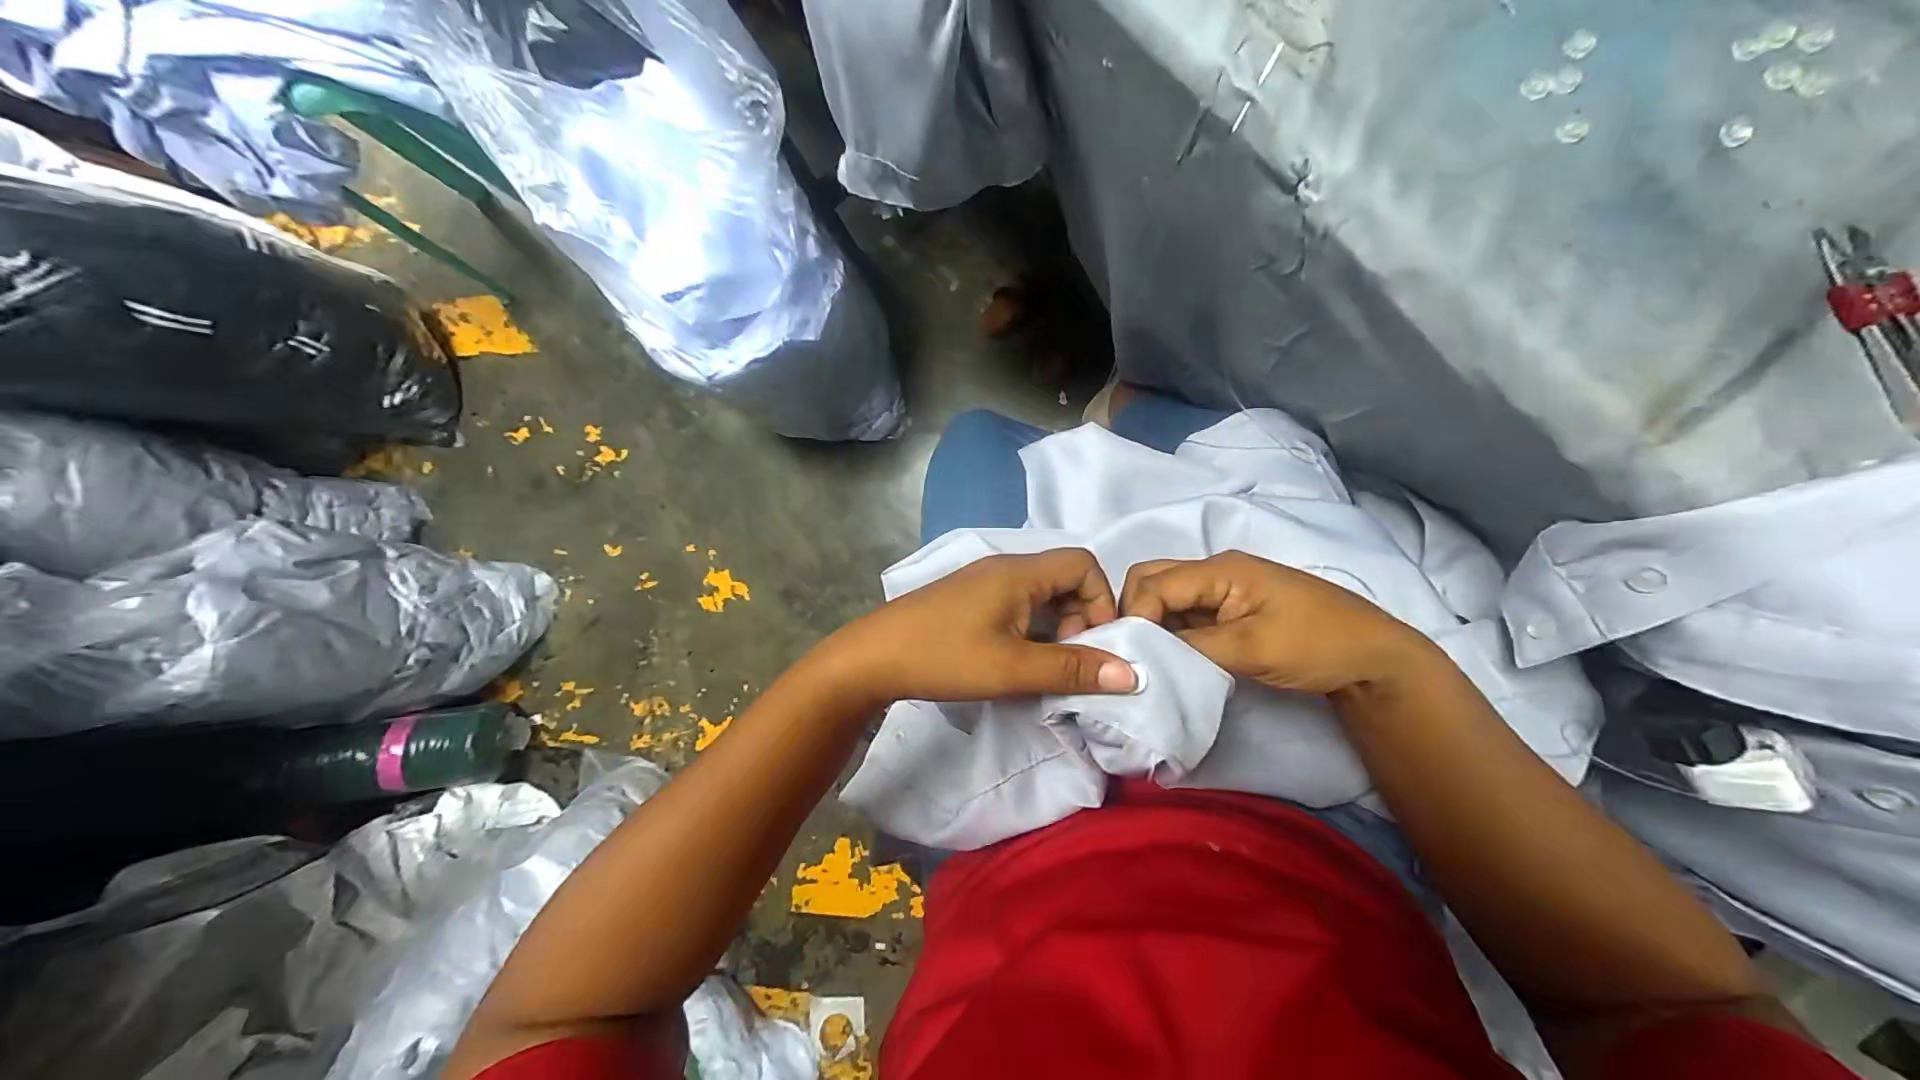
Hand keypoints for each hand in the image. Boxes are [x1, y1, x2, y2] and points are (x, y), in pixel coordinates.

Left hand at [812, 548, 1137, 709]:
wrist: (870, 658)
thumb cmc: (944, 658)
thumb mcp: (1012, 669)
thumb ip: (1072, 669)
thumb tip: (1132, 673)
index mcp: (1018, 572)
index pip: (1083, 564)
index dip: (1101, 600)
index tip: (1092, 643)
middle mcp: (1003, 568)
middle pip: (1064, 578)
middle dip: (1080, 617)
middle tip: (1067, 659)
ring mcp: (983, 583)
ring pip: (1039, 595)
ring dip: (1054, 626)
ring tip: (1042, 665)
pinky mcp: (968, 600)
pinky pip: (1016, 604)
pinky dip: (1030, 628)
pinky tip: (1016, 659)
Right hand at [1119, 551, 1435, 695]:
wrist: (1374, 658)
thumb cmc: (1316, 645)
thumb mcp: (1250, 649)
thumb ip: (1191, 646)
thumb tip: (1145, 652)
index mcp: (1221, 569)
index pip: (1153, 583)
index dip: (1135, 616)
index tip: (1130, 654)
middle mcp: (1216, 570)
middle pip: (1151, 579)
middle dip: (1135, 611)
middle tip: (1134, 651)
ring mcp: (1224, 589)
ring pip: (1165, 595)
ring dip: (1151, 622)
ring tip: (1149, 657)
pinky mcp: (1231, 609)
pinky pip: (1185, 612)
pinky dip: (1170, 631)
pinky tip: (1171, 656)